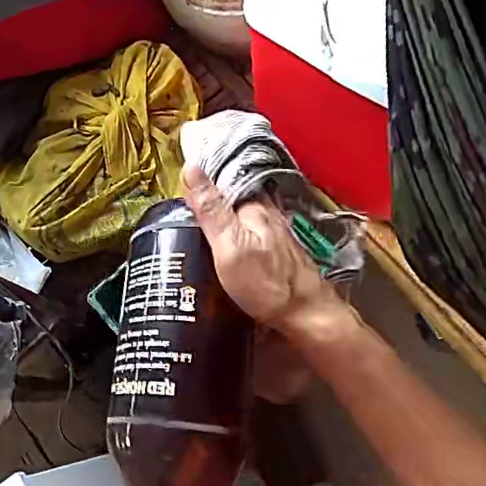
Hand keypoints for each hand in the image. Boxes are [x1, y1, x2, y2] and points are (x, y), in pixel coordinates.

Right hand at [182, 165, 345, 342]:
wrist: (306, 316)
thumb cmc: (269, 285)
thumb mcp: (229, 245)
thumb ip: (211, 209)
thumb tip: (192, 169)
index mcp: (254, 208)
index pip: (219, 185)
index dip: (196, 193)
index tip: (179, 208)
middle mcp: (267, 217)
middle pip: (229, 206)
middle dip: (208, 215)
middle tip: (185, 232)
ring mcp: (274, 237)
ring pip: (239, 226)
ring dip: (221, 233)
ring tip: (200, 249)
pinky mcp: (276, 257)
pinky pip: (247, 244)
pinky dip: (234, 250)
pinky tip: (226, 263)